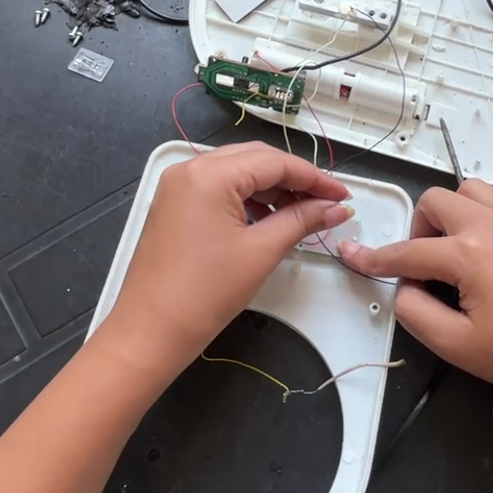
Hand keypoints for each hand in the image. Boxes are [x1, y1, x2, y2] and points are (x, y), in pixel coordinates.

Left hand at [101, 143, 351, 375]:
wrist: (150, 332)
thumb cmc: (205, 293)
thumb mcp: (262, 252)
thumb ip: (302, 220)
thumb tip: (336, 208)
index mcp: (210, 175)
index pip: (275, 162)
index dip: (314, 178)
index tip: (342, 196)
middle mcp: (190, 169)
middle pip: (256, 159)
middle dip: (294, 179)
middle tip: (326, 203)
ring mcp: (178, 186)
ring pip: (238, 171)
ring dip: (272, 188)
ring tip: (302, 215)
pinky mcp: (175, 204)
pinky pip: (220, 188)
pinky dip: (248, 198)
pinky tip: (269, 219)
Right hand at [339, 180, 492, 427]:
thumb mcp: (453, 345)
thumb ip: (413, 311)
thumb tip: (404, 288)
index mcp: (467, 254)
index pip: (406, 252)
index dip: (373, 258)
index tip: (352, 255)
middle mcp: (492, 225)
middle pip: (434, 203)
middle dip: (418, 231)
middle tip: (425, 269)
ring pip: (472, 188)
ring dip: (454, 211)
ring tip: (456, 246)